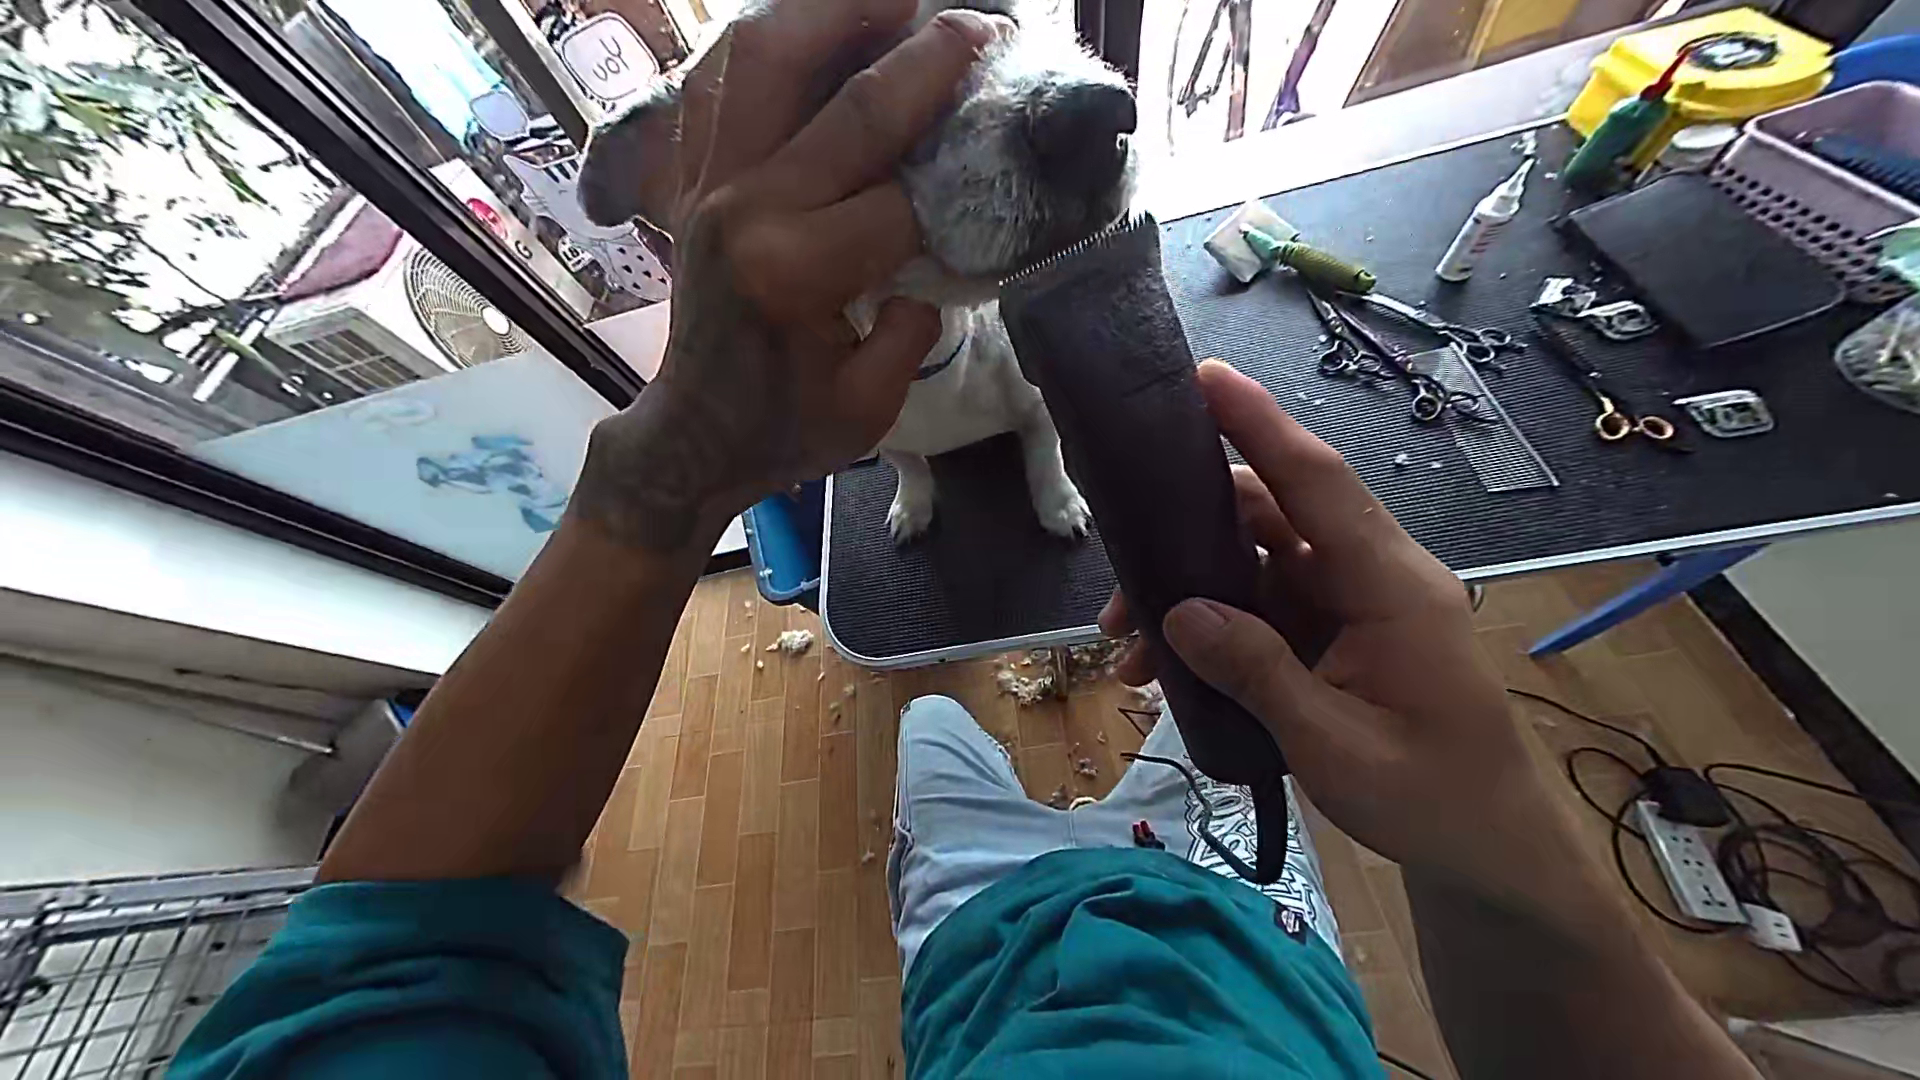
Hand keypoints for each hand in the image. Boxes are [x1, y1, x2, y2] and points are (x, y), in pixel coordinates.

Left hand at [567, 1, 1008, 550]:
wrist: (697, 439)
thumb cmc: (786, 433)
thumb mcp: (870, 409)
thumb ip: (911, 335)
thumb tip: (924, 273)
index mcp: (798, 274)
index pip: (898, 205)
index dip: (955, 185)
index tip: (994, 156)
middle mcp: (749, 212)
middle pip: (849, 106)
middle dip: (926, 60)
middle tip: (978, 26)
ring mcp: (709, 188)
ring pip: (765, 58)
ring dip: (834, 10)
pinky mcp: (692, 186)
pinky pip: (721, 85)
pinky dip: (765, 43)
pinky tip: (807, 32)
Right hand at [1103, 361, 1578, 912]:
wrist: (1484, 850)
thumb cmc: (1432, 799)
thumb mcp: (1337, 747)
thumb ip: (1259, 674)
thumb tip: (1179, 615)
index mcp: (1389, 586)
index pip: (1316, 483)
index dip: (1259, 425)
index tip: (1205, 378)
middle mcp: (1362, 575)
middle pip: (1262, 517)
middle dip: (1183, 534)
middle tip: (1119, 571)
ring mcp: (1339, 600)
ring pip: (1244, 561)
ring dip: (1182, 589)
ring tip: (1124, 640)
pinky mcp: (1320, 626)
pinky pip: (1248, 604)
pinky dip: (1201, 624)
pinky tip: (1157, 667)